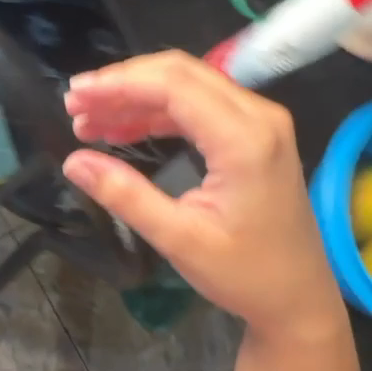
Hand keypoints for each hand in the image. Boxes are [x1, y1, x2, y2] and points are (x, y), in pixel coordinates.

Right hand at [61, 51, 345, 342]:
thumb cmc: (244, 274)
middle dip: (122, 84)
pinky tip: (122, 130)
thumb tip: (74, 162)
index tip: (74, 95)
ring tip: (88, 121)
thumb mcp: (177, 239)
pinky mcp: (254, 135)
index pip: (173, 86)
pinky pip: (199, 106)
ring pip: (188, 85)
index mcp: (243, 140)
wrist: (297, 297)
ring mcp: (260, 122)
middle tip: (74, 104)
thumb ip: (125, 195)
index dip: (118, 83)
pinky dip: (157, 113)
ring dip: (136, 97)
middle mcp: (258, 117)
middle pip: (180, 74)